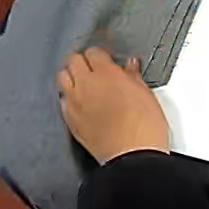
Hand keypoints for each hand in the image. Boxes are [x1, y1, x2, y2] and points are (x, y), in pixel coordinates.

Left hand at [56, 47, 169, 164]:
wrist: (132, 156)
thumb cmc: (144, 127)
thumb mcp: (146, 95)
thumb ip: (133, 77)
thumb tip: (130, 67)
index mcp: (106, 73)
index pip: (94, 52)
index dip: (101, 55)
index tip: (107, 60)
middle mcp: (86, 84)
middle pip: (73, 61)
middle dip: (82, 61)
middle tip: (93, 68)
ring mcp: (75, 102)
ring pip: (62, 78)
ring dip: (71, 76)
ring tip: (83, 82)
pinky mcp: (70, 120)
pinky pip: (62, 100)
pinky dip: (69, 97)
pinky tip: (80, 101)